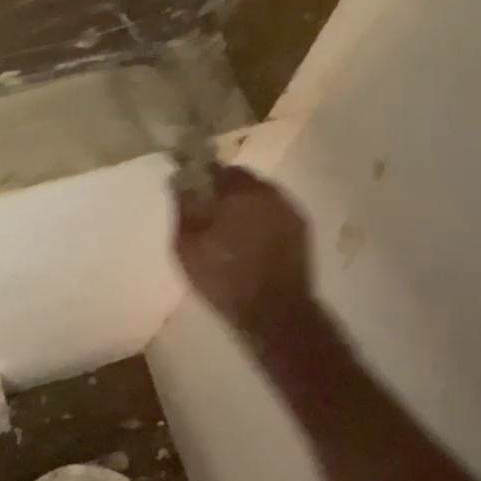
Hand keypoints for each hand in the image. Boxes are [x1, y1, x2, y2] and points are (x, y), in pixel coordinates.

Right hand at [173, 164, 313, 329]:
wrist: (275, 313)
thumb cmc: (224, 278)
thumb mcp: (187, 245)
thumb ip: (183, 206)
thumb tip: (179, 179)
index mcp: (238, 190)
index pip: (215, 167)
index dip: (201, 177)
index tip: (192, 193)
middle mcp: (268, 191)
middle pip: (241, 179)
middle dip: (224, 190)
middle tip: (210, 214)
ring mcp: (289, 209)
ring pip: (260, 195)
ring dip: (245, 204)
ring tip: (231, 231)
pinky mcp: (301, 229)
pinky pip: (275, 212)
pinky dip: (262, 219)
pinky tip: (252, 242)